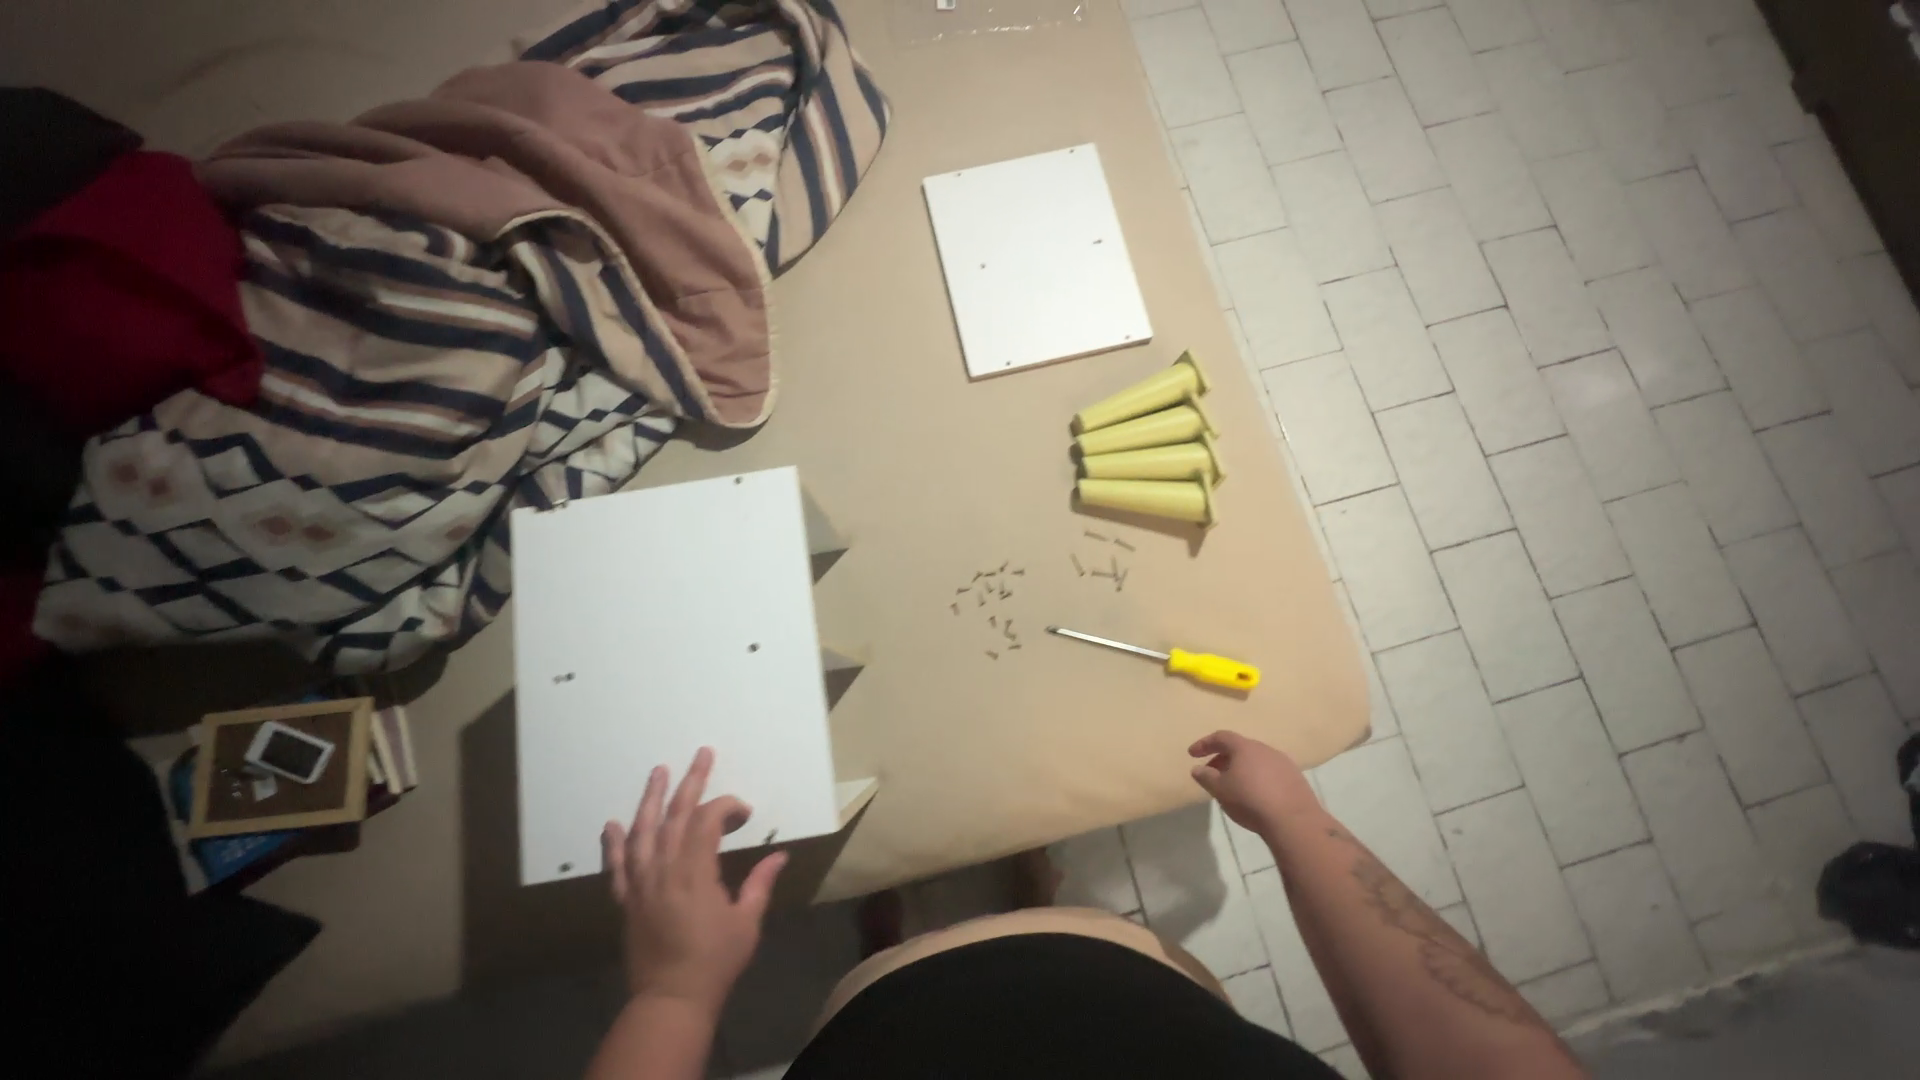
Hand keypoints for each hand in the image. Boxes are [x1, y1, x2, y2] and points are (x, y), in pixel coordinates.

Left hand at [602, 747, 785, 1011]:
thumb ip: (760, 884)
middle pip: (676, 816)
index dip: (726, 807)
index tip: (744, 813)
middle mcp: (664, 871)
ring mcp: (640, 885)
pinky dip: (613, 844)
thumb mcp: (747, 922)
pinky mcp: (626, 901)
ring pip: (643, 832)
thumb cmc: (715, 961)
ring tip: (658, 772)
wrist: (671, 999)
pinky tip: (612, 824)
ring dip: (651, 800)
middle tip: (701, 754)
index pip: (707, 821)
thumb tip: (780, 855)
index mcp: (695, 873)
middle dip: (691, 783)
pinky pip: (616, 867)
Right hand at [1189, 730, 1319, 833]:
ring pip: (1256, 761)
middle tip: (1213, 773)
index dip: (1204, 744)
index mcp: (1245, 747)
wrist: (1294, 821)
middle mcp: (1265, 749)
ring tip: (1234, 786)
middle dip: (1223, 758)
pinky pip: (1271, 773)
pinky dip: (1259, 778)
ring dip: (1242, 769)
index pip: (1221, 737)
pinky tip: (1257, 795)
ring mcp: (1284, 763)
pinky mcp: (1296, 779)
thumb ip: (1206, 777)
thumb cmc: (1250, 800)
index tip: (1192, 755)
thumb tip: (1197, 769)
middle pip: (1240, 748)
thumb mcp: (1220, 790)